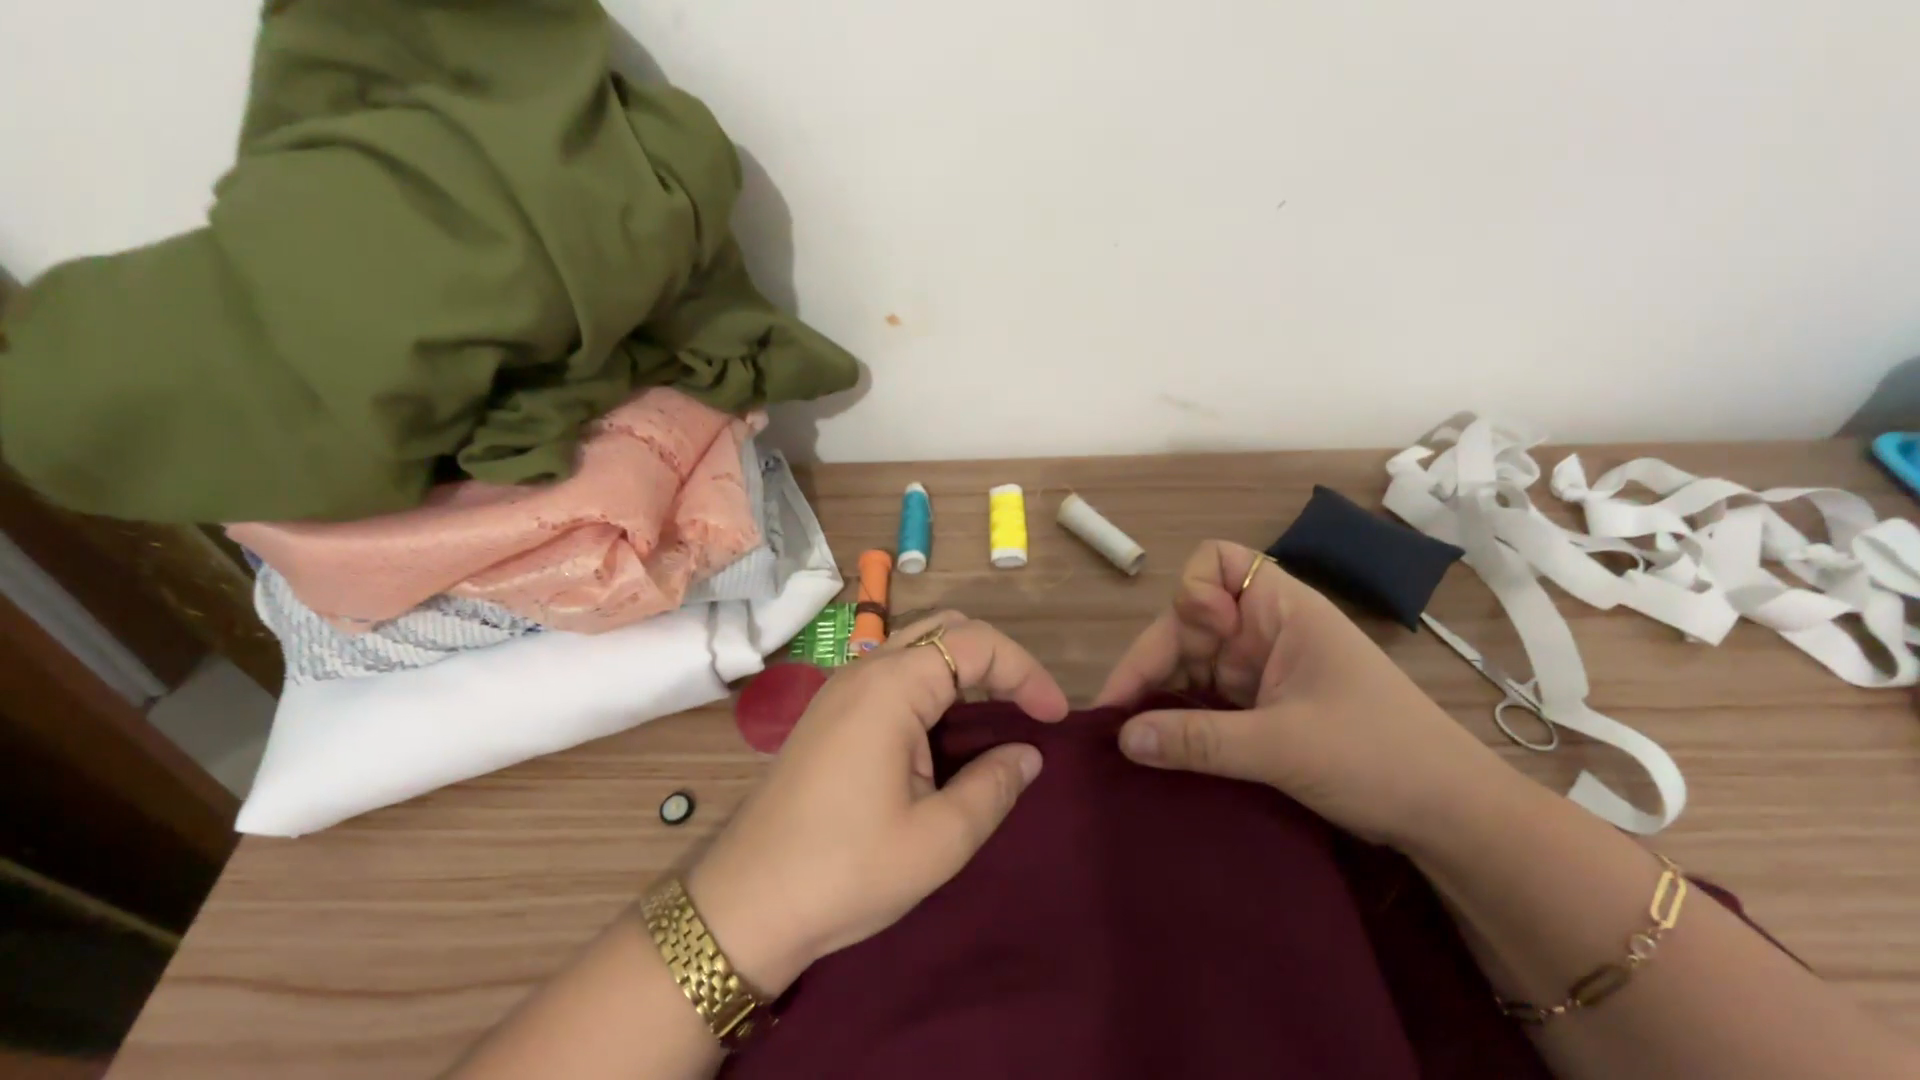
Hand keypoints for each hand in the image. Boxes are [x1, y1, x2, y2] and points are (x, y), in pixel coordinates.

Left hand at [684, 612, 1068, 994]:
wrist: (745, 904)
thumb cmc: (847, 871)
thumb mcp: (939, 839)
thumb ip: (994, 786)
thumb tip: (1026, 754)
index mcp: (892, 687)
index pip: (977, 643)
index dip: (1027, 672)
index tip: (1055, 719)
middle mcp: (863, 671)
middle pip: (944, 629)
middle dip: (995, 660)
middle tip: (1026, 710)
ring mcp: (838, 690)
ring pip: (914, 648)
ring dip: (961, 671)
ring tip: (992, 720)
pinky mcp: (826, 715)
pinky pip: (890, 675)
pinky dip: (929, 687)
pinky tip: (941, 735)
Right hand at [1095, 540, 1515, 848]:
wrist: (1449, 815)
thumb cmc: (1378, 757)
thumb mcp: (1284, 746)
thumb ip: (1198, 739)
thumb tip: (1121, 737)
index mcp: (1284, 611)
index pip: (1217, 563)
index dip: (1192, 591)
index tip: (1193, 639)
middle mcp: (1268, 631)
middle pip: (1189, 623)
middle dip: (1153, 663)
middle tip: (1116, 721)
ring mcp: (1264, 672)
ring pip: (1192, 665)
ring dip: (1160, 697)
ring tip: (1127, 743)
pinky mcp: (1263, 711)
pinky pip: (1206, 702)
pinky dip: (1180, 722)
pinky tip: (1158, 753)